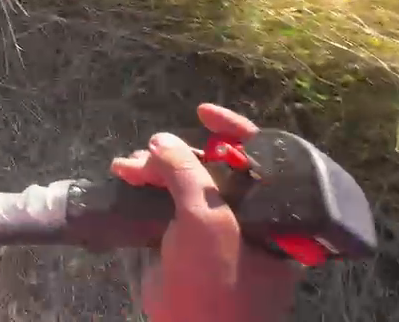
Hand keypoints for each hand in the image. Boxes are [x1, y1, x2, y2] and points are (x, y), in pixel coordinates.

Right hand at [111, 104, 298, 321]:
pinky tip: (125, 177)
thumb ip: (187, 176)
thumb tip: (160, 140)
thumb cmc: (218, 284)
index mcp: (273, 219)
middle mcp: (248, 218)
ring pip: (184, 177)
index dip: (236, 131)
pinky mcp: (186, 235)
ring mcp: (216, 227)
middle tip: (143, 158)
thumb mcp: (206, 224)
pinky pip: (167, 194)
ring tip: (126, 170)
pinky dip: (145, 180)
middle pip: (213, 165)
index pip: (264, 162)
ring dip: (151, 165)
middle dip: (174, 153)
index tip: (203, 113)